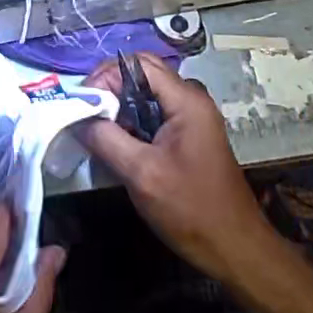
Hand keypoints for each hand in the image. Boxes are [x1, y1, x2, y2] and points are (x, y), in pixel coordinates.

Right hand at [79, 53, 279, 284]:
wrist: (234, 249)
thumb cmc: (190, 209)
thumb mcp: (140, 173)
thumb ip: (106, 138)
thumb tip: (78, 117)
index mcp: (186, 100)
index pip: (137, 63)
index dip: (105, 75)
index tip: (82, 102)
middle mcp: (190, 100)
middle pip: (142, 73)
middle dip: (109, 87)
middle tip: (85, 112)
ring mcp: (191, 118)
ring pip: (146, 94)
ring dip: (119, 105)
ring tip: (95, 128)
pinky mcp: (187, 136)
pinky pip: (153, 113)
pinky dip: (131, 120)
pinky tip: (116, 143)